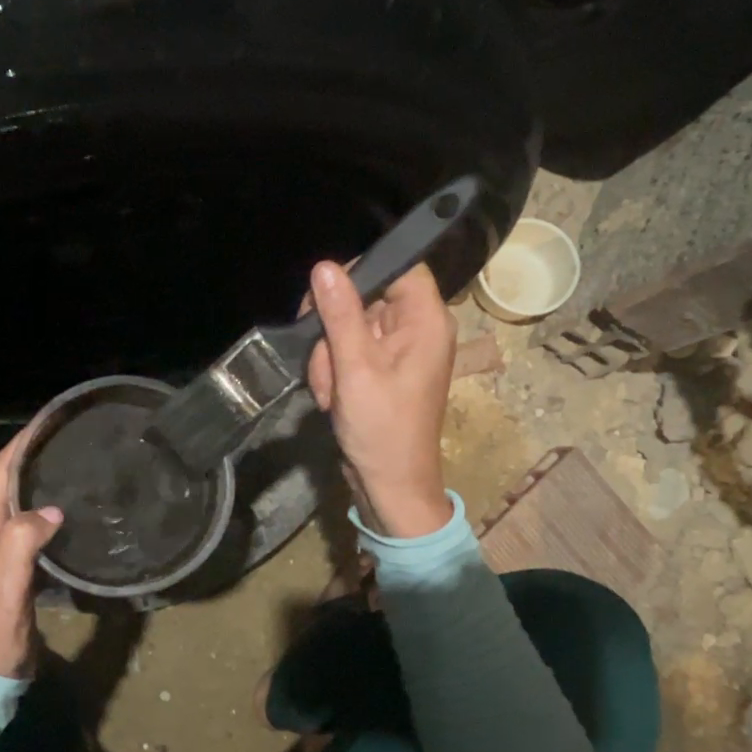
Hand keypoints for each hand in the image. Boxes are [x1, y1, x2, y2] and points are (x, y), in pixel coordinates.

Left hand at [0, 430, 63, 678]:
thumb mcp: (6, 589)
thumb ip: (20, 544)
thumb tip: (51, 509)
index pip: (0, 469)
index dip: (24, 440)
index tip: (54, 418)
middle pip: (9, 477)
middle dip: (36, 450)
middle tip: (74, 434)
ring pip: (20, 496)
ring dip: (42, 475)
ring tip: (77, 459)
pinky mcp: (13, 561)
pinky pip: (30, 519)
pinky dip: (48, 503)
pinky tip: (72, 503)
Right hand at [304, 260, 455, 537]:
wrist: (390, 485)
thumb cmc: (381, 428)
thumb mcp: (355, 368)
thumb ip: (340, 314)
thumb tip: (324, 266)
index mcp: (426, 320)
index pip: (398, 265)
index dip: (360, 272)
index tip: (325, 294)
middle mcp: (418, 328)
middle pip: (366, 296)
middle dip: (334, 329)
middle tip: (325, 361)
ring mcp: (400, 351)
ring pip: (350, 326)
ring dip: (329, 357)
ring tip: (331, 393)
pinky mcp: (383, 370)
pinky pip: (351, 351)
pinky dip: (335, 371)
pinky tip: (333, 398)